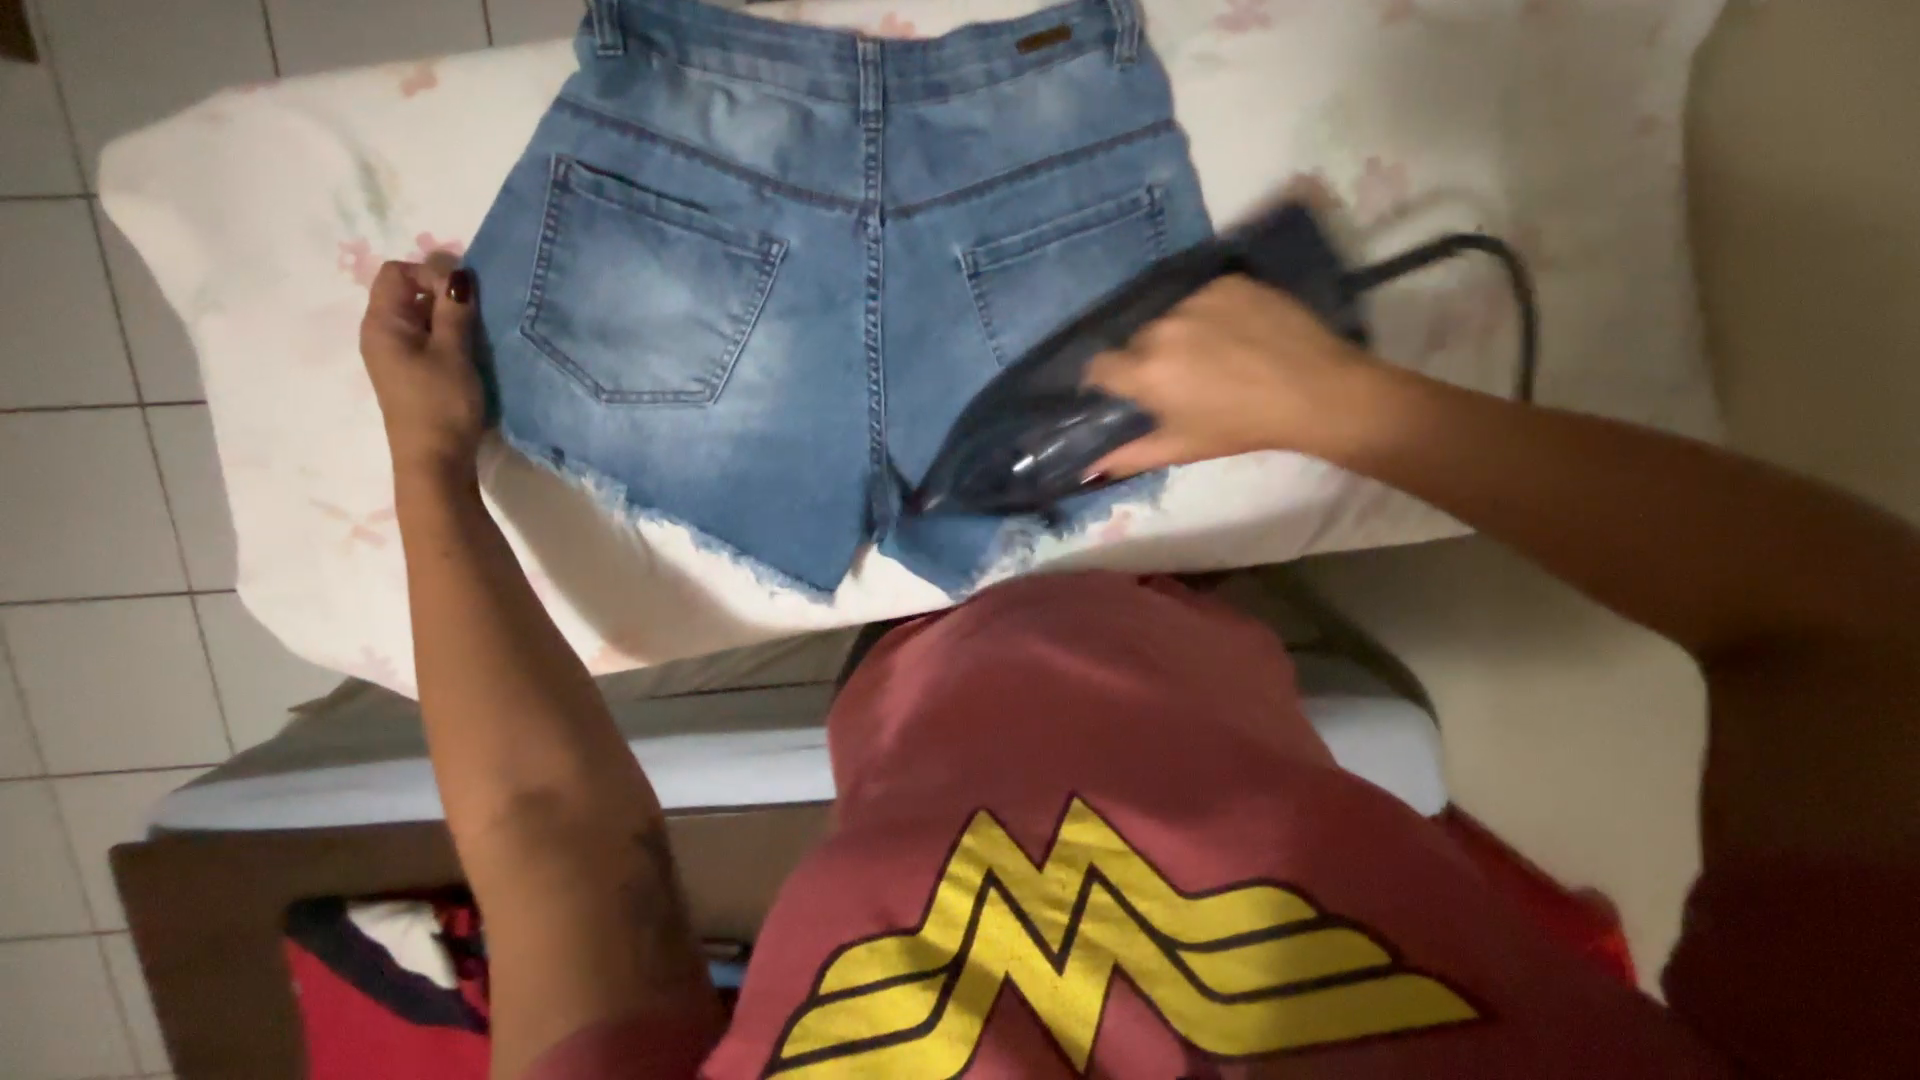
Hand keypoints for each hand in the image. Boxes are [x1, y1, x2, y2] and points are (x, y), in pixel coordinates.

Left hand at [359, 258, 485, 480]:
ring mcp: (394, 354)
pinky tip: (468, 351)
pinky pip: (424, 338)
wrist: (435, 460)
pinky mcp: (411, 371)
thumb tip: (457, 274)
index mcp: (381, 323)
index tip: (464, 297)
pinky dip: (446, 335)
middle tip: (476, 313)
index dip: (431, 274)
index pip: (397, 272)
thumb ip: (453, 310)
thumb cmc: (441, 404)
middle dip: (441, 293)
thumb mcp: (453, 352)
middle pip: (406, 291)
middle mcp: (380, 332)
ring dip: (447, 316)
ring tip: (477, 332)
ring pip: (419, 316)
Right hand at [1082, 275, 1371, 477]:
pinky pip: (1203, 298)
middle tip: (1180, 379)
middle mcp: (1163, 328)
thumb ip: (1129, 456)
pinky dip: (1212, 314)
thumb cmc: (1243, 426)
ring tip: (1214, 355)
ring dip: (1180, 334)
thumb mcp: (1183, 447)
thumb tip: (1089, 470)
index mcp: (1146, 371)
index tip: (1124, 389)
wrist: (1317, 392)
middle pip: (1138, 340)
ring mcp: (1196, 300)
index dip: (1107, 379)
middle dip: (1149, 358)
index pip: (1099, 365)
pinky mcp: (1227, 283)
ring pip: (1171, 318)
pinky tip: (1236, 333)